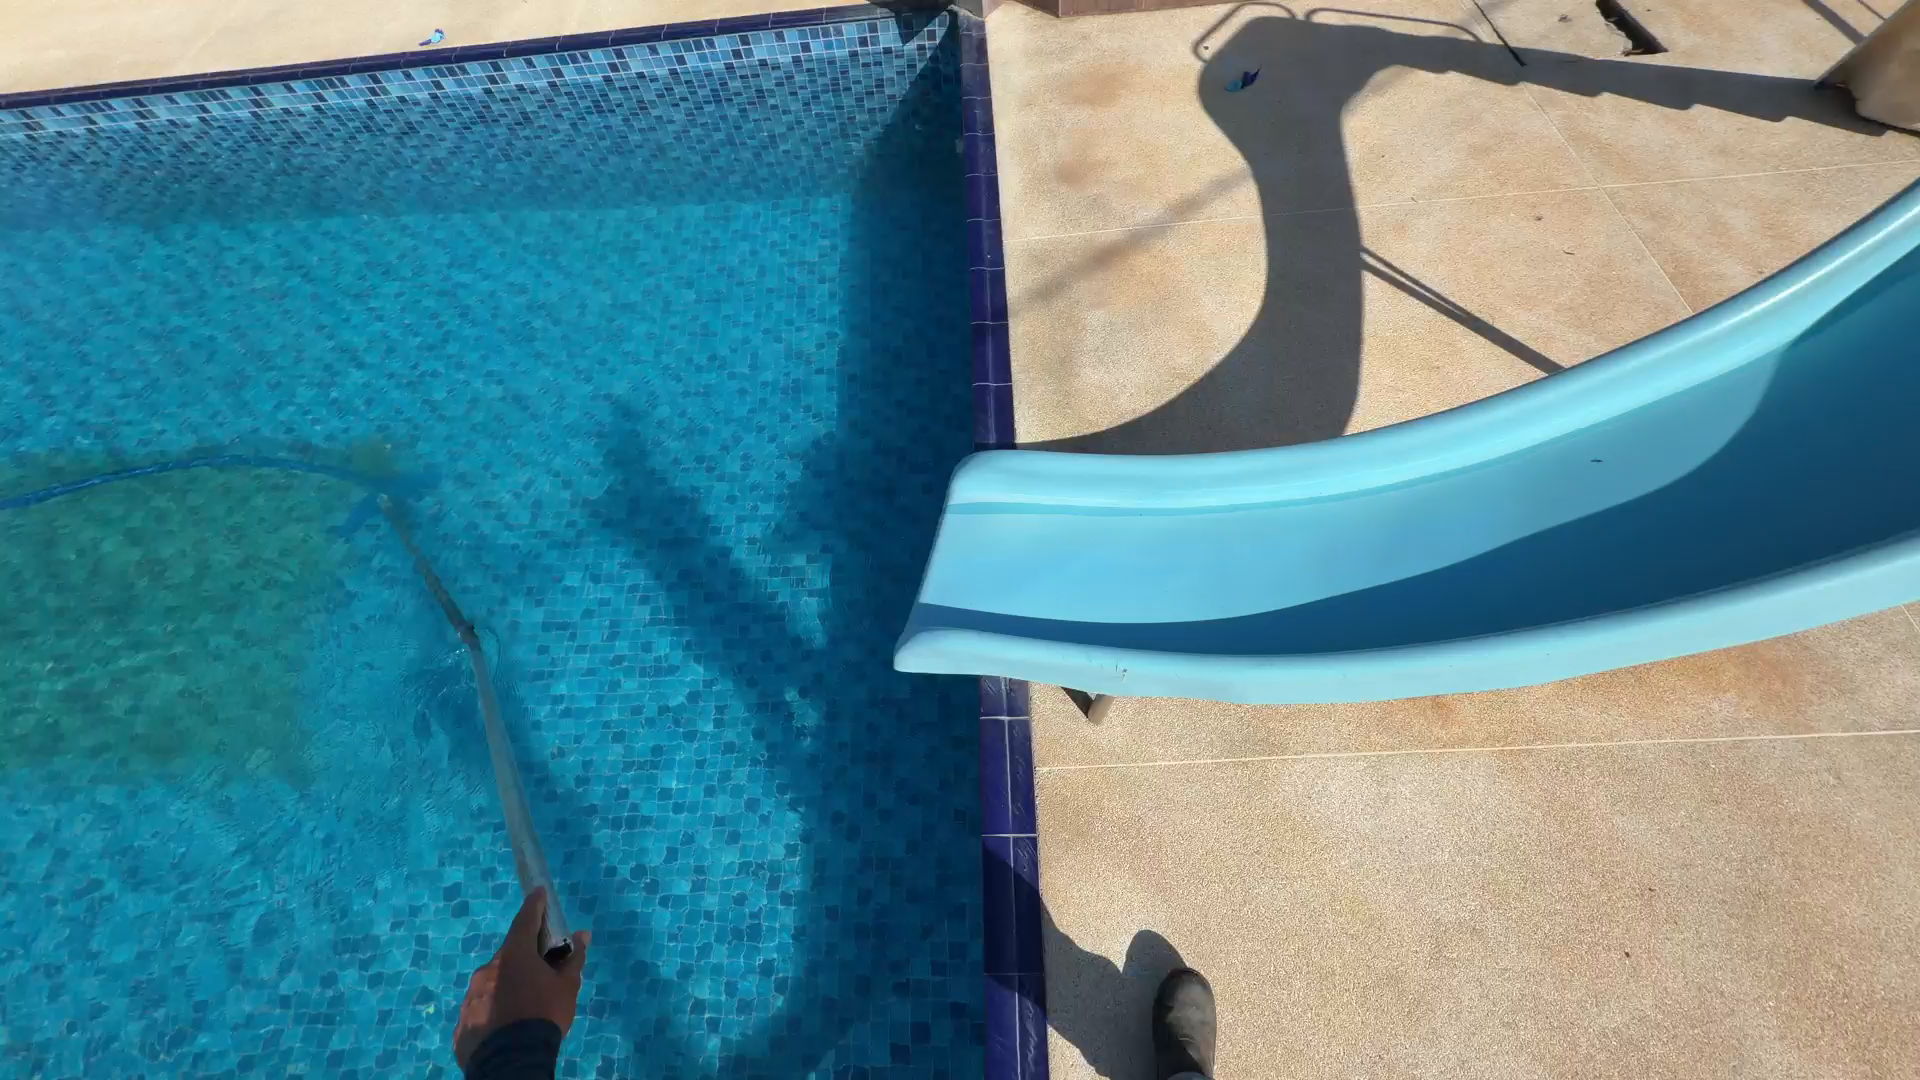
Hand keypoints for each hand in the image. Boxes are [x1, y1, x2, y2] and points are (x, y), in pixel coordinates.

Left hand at [453, 888, 591, 1068]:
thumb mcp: (568, 986)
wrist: (511, 1065)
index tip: (539, 893)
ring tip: (524, 1001)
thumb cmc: (544, 1016)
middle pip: (508, 954)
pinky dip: (494, 1007)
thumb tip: (582, 935)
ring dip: (507, 982)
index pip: (525, 919)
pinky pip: (482, 1006)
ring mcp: (470, 998)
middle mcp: (487, 971)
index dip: (535, 905)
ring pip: (492, 981)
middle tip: (541, 967)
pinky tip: (507, 1021)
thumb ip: (574, 958)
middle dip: (524, 955)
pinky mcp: (461, 1024)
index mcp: (514, 956)